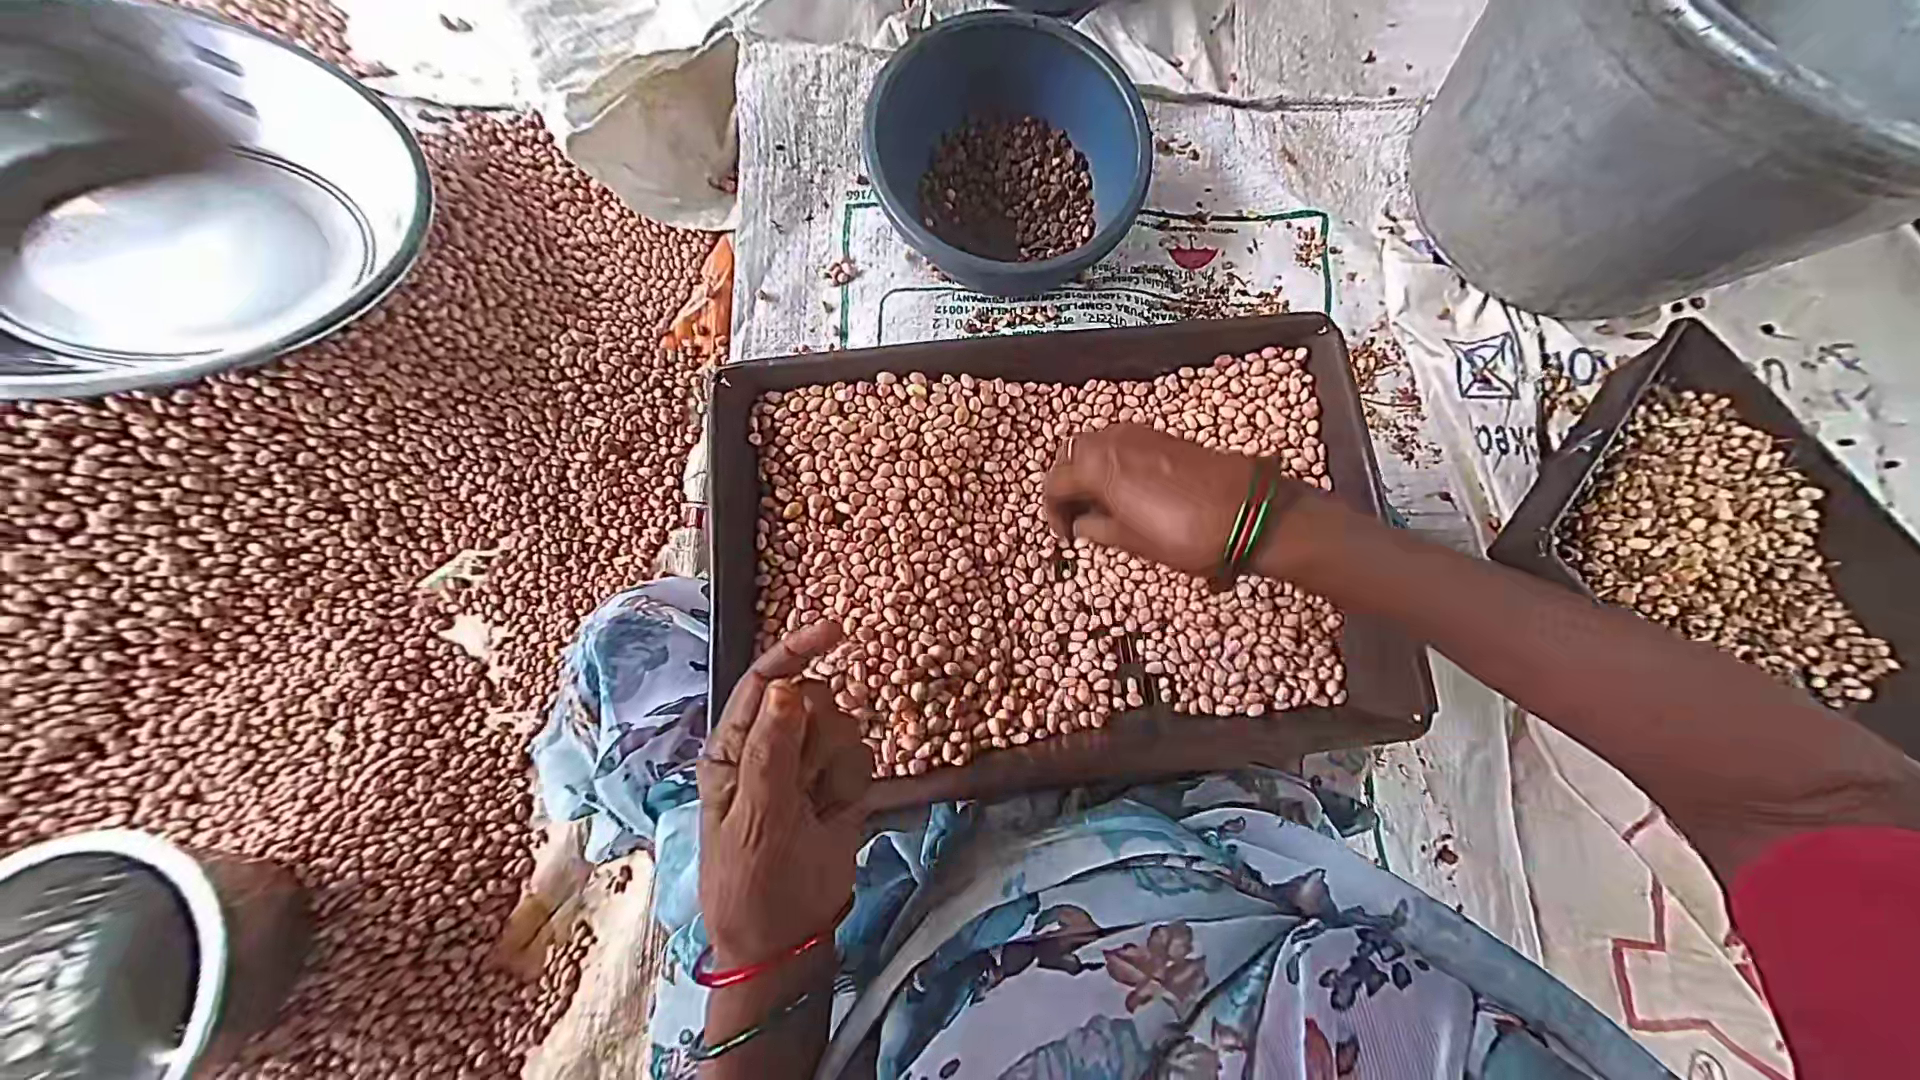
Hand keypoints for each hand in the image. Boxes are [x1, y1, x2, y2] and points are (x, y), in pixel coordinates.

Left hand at [697, 621, 871, 966]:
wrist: (789, 936)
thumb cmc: (751, 881)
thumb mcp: (755, 818)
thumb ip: (772, 751)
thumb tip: (789, 686)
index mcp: (734, 747)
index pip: (764, 682)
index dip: (796, 651)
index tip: (835, 630)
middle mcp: (772, 745)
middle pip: (812, 699)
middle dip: (817, 734)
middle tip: (804, 782)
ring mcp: (808, 762)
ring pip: (842, 724)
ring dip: (836, 764)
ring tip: (816, 806)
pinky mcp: (840, 780)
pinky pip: (862, 754)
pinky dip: (853, 783)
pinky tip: (835, 813)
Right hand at [1044, 424, 1315, 575]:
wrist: (1250, 513)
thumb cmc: (1187, 534)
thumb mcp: (1132, 541)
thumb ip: (1096, 529)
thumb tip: (1081, 524)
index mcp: (1097, 467)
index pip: (1055, 483)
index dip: (1053, 511)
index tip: (1064, 534)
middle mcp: (1113, 441)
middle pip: (1071, 456)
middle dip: (1067, 485)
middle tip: (1076, 516)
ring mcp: (1140, 434)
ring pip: (1096, 445)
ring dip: (1089, 471)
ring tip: (1101, 504)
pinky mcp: (1163, 437)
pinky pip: (1122, 444)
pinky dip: (1113, 463)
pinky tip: (1127, 491)